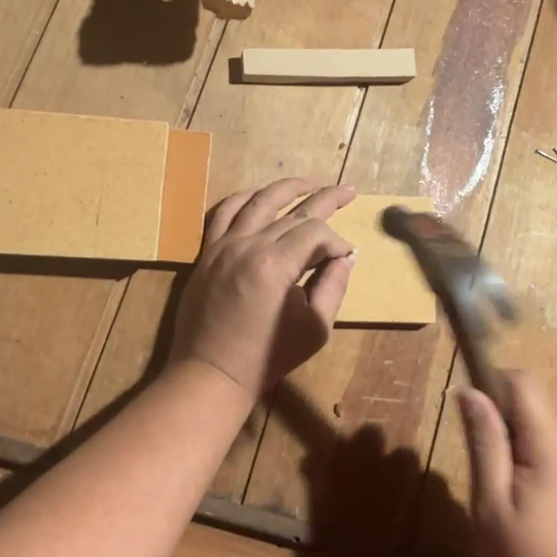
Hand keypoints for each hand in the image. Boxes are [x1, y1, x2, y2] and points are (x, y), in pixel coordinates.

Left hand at [171, 178, 356, 398]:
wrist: (211, 373)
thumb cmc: (268, 357)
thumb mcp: (315, 327)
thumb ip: (333, 285)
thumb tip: (345, 256)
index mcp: (276, 264)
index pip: (316, 233)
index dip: (337, 240)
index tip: (347, 256)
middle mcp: (248, 245)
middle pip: (293, 211)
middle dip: (325, 199)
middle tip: (349, 190)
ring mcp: (223, 245)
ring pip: (258, 201)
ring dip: (286, 188)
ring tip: (309, 183)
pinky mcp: (207, 252)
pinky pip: (223, 212)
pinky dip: (243, 197)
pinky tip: (259, 194)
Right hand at [457, 371, 556, 556]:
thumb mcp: (491, 504)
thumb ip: (484, 443)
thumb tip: (469, 391)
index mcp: (553, 445)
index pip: (523, 382)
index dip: (493, 383)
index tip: (470, 413)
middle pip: (534, 411)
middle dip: (504, 429)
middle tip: (485, 477)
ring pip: (546, 438)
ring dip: (521, 454)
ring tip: (508, 506)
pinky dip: (539, 472)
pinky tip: (533, 518)